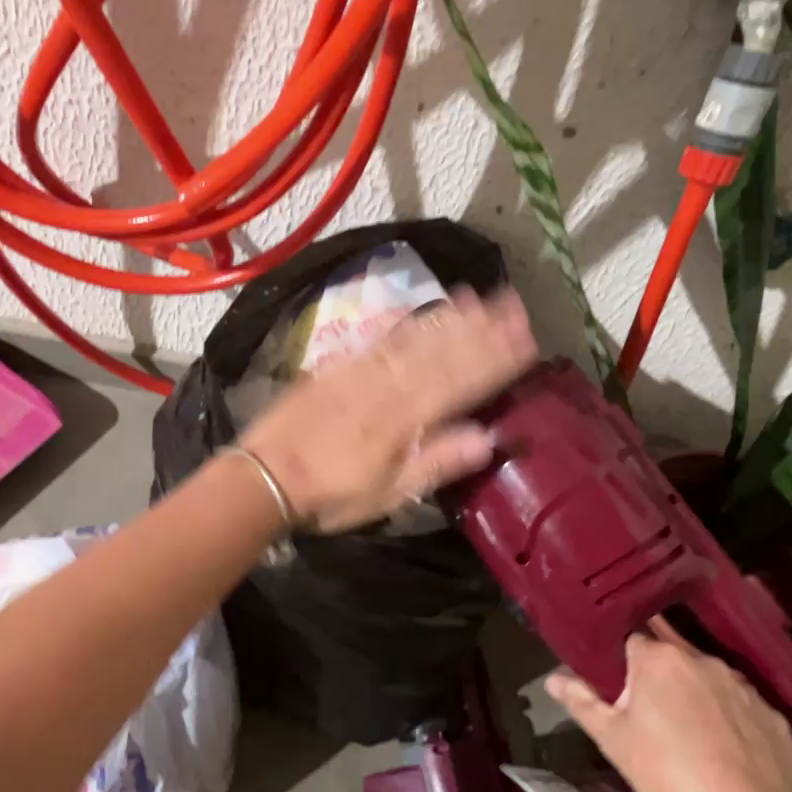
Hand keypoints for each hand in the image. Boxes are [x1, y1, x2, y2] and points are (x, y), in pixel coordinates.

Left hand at [237, 287, 537, 532]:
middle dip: (481, 329)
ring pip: (415, 340)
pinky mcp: (338, 366)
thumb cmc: (331, 494)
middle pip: (443, 353)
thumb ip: (438, 462)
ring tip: (478, 296)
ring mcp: (361, 372)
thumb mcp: (389, 492)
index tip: (525, 339)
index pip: (462, 382)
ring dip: (449, 318)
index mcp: (407, 419)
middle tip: (513, 304)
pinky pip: (380, 339)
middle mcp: (389, 386)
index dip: (495, 359)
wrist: (265, 475)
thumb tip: (489, 437)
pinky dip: (406, 323)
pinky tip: (422, 311)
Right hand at [545, 622, 791, 791]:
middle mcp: (704, 661)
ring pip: (710, 682)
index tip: (617, 684)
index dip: (622, 662)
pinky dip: (732, 722)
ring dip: (697, 697)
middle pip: (674, 658)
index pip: (633, 641)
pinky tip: (726, 754)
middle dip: (660, 679)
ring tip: (689, 736)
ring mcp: (746, 689)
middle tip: (648, 714)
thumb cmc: (666, 777)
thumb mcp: (612, 741)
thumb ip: (581, 702)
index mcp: (660, 659)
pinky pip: (744, 710)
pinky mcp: (776, 719)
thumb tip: (551, 678)